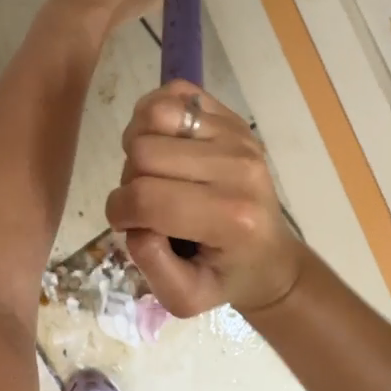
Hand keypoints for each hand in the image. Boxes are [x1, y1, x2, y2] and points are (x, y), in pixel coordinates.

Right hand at [106, 81, 304, 317]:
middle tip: (144, 200)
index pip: (147, 198)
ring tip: (152, 169)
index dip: (120, 211)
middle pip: (142, 153)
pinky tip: (162, 143)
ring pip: (152, 116)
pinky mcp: (230, 115)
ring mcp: (237, 135)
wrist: (270, 256)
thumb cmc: (223, 275)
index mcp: (232, 218)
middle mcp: (239, 169)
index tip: (126, 224)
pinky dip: (152, 115)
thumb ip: (153, 268)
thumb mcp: (185, 297)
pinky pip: (171, 93)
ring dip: (138, 143)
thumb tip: (137, 225)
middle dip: (129, 180)